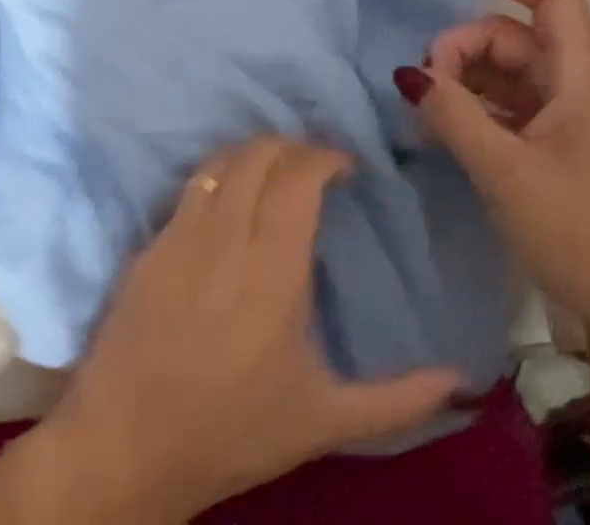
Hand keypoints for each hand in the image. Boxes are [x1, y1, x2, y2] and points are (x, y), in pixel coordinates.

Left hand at [38, 137, 460, 520]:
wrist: (128, 443)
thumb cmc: (232, 430)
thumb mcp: (326, 421)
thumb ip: (400, 399)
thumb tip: (462, 381)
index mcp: (272, 266)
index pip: (297, 176)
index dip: (323, 156)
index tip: (346, 166)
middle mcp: (223, 236)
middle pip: (254, 155)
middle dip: (290, 146)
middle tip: (314, 166)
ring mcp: (176, 237)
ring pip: (213, 165)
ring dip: (248, 156)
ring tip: (272, 176)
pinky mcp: (143, 249)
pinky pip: (184, 193)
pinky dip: (213, 181)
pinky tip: (225, 209)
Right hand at [396, 0, 589, 524]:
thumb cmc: (582, 233)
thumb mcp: (506, 171)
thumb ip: (453, 115)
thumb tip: (409, 73)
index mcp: (585, 81)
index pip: (551, 0)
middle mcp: (581, 93)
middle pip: (517, 40)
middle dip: (464, 45)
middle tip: (419, 81)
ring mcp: (571, 127)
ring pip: (510, 78)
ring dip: (465, 81)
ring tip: (423, 106)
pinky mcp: (559, 157)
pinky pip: (510, 113)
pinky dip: (475, 112)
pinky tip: (442, 129)